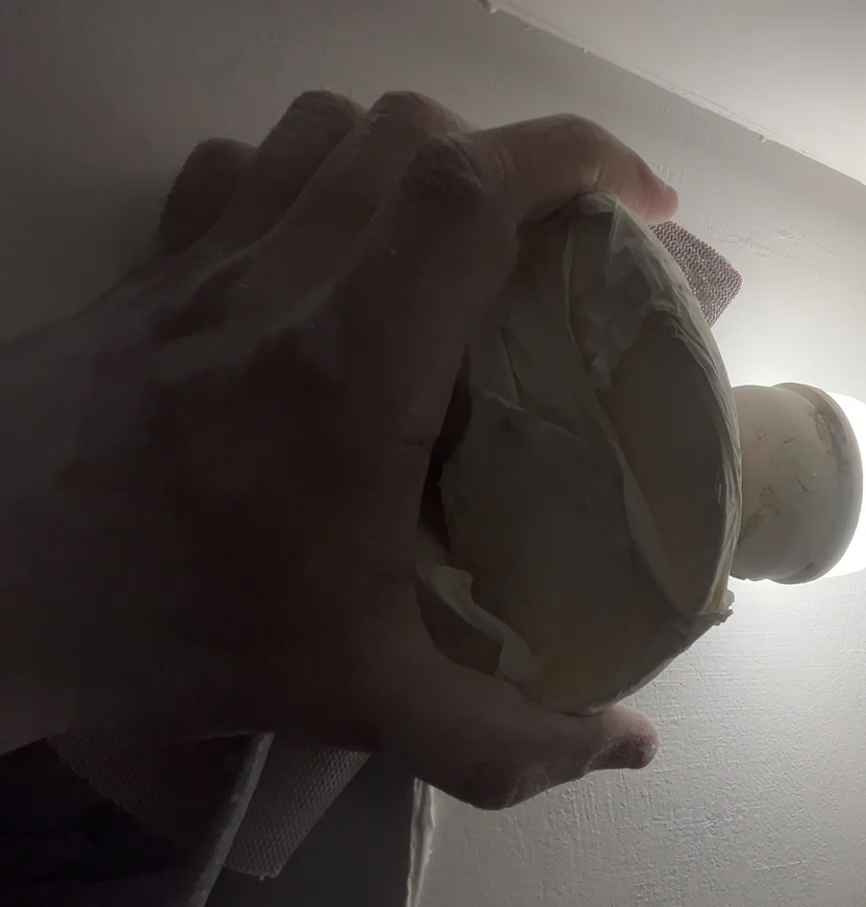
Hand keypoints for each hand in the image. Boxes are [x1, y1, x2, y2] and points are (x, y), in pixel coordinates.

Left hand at [0, 90, 678, 807]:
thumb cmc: (182, 639)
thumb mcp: (371, 708)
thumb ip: (514, 741)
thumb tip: (636, 746)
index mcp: (351, 375)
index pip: (466, 196)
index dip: (577, 161)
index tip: (646, 204)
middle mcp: (277, 290)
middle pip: (414, 138)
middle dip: (523, 160)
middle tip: (575, 240)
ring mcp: (201, 267)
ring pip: (333, 133)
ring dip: (433, 164)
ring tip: (484, 240)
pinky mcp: (151, 271)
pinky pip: (255, 168)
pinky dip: (332, 180)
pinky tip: (362, 252)